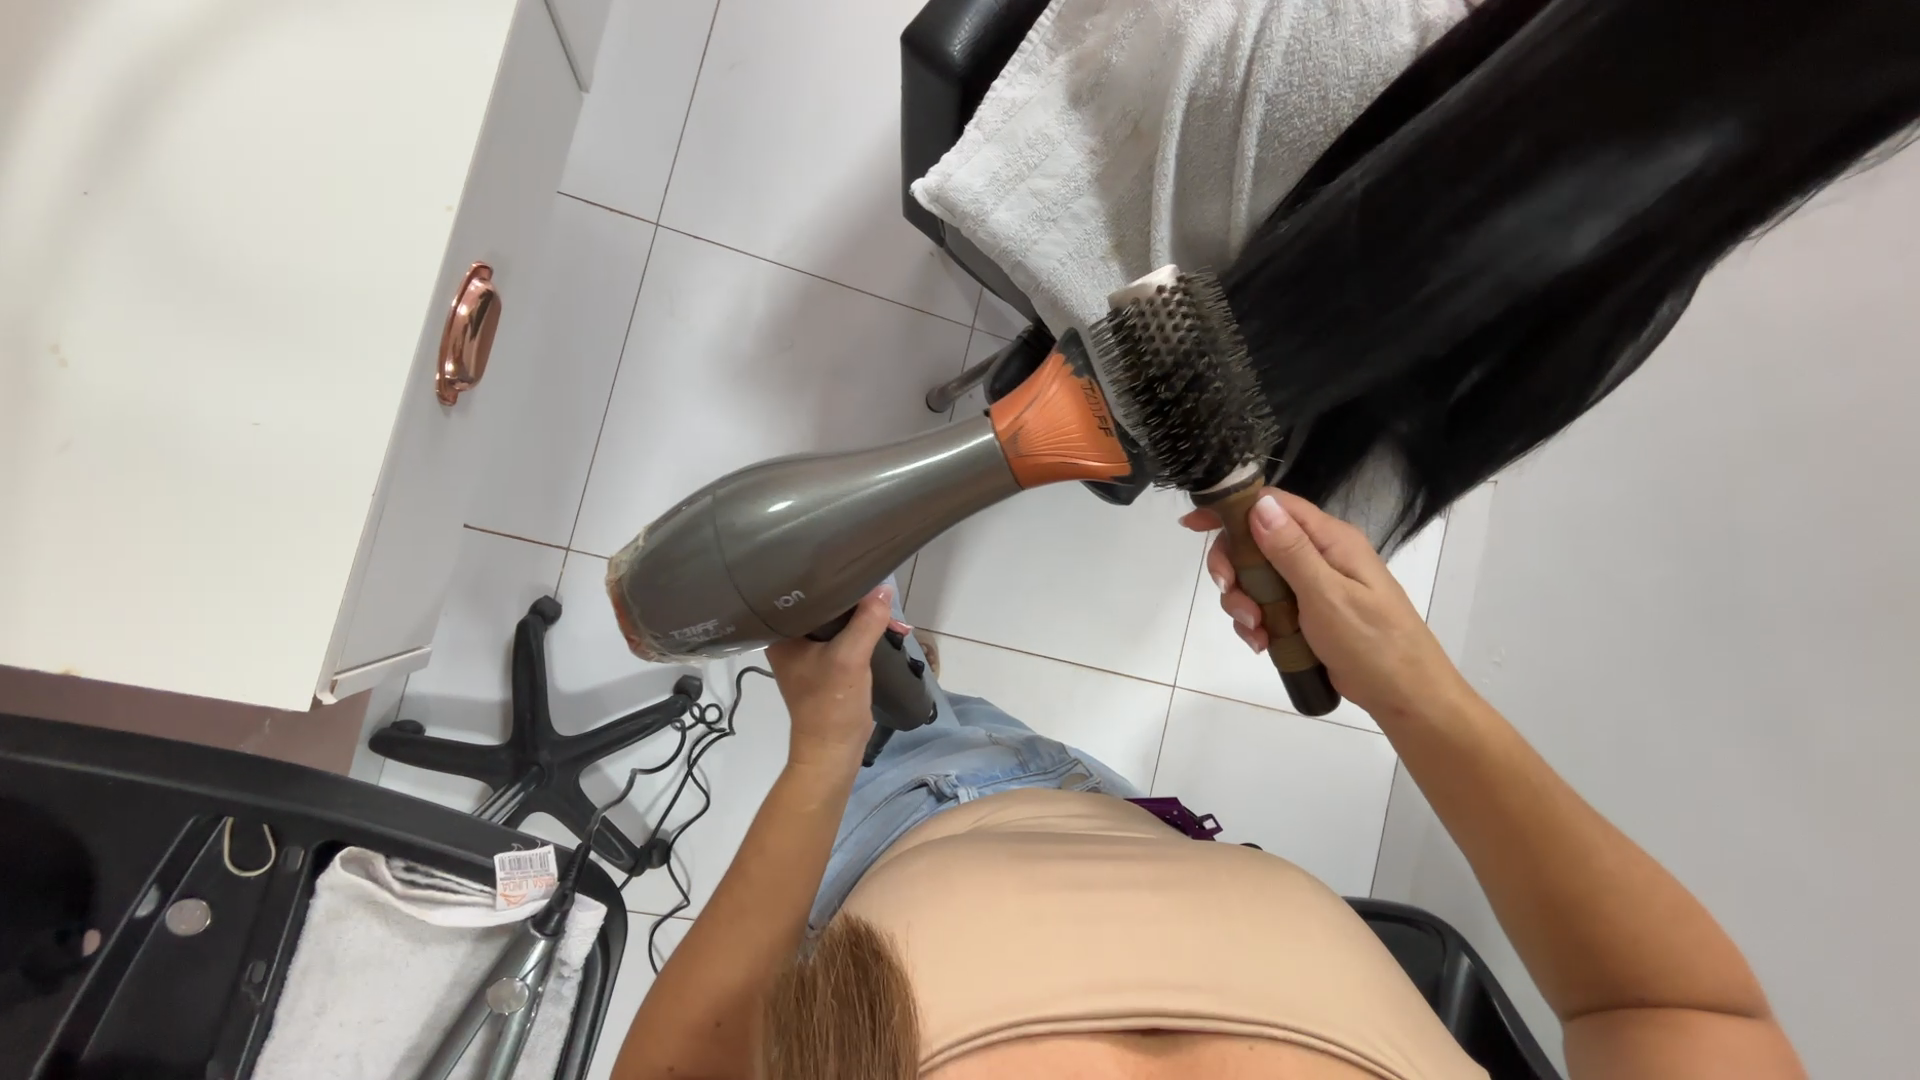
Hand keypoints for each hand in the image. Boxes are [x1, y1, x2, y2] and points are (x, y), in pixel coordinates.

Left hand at [765, 585, 904, 770]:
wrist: (834, 749)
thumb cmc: (831, 703)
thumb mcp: (850, 657)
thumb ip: (867, 621)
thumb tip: (885, 588)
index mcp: (780, 634)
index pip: (803, 594)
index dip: (827, 579)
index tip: (850, 565)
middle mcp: (789, 638)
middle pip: (823, 605)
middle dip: (850, 597)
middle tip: (874, 581)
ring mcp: (808, 652)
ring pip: (836, 621)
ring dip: (859, 614)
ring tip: (882, 601)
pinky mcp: (826, 662)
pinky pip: (844, 636)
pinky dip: (862, 629)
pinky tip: (880, 620)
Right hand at [1180, 490, 1470, 723]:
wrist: (1404, 695)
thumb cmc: (1372, 642)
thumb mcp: (1327, 595)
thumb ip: (1291, 550)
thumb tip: (1261, 505)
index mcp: (1330, 539)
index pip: (1273, 505)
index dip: (1231, 509)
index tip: (1194, 526)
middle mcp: (1319, 554)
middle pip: (1255, 543)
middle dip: (1234, 569)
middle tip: (1229, 593)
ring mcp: (1312, 584)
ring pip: (1256, 578)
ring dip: (1244, 602)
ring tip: (1256, 632)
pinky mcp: (1306, 611)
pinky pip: (1267, 605)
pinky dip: (1256, 623)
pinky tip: (1262, 643)